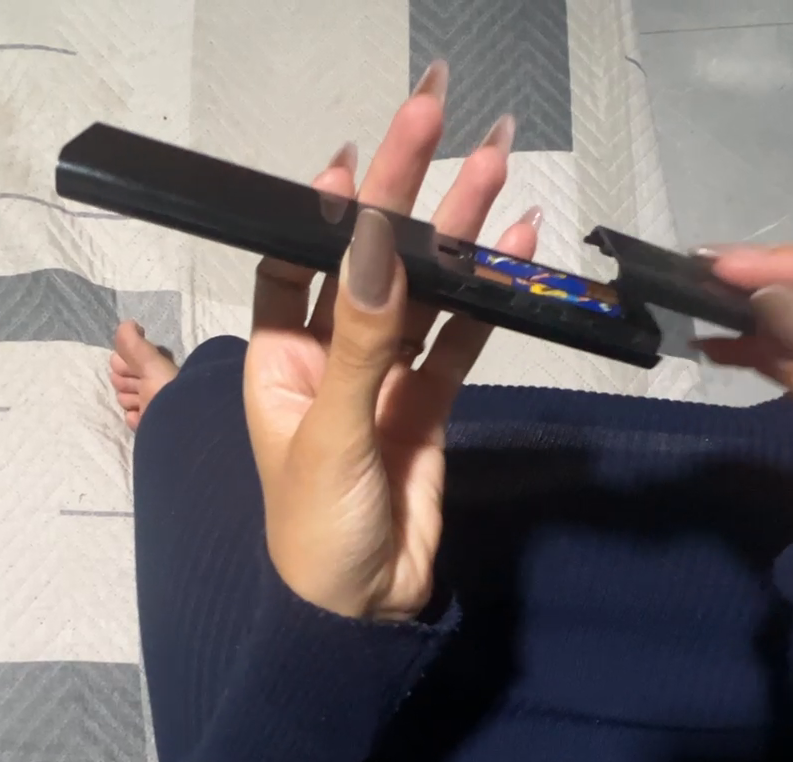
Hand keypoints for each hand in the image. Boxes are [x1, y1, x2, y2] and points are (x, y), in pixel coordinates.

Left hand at [245, 62, 536, 620]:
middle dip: (399, 200)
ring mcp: (383, 381)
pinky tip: (512, 252)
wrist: (365, 607)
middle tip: (436, 123)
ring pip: (420, 296)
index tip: (356, 161)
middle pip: (365, 266)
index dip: (321, 213)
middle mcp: (329, 361)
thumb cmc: (319, 527)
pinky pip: (457, 342)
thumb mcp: (331, 432)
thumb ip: (358, 341)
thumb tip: (372, 245)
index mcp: (280, 362)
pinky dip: (483, 302)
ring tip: (494, 170)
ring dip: (454, 239)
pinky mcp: (428, 405)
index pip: (294, 266)